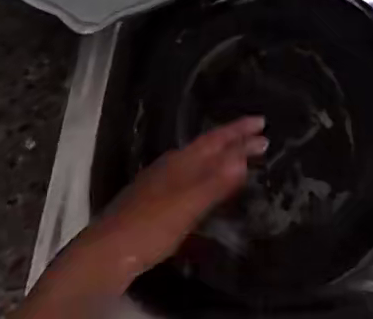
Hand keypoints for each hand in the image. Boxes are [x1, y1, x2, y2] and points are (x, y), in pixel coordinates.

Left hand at [79, 116, 268, 277]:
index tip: (262, 122)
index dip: (239, 130)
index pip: (216, 139)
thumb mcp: (188, 203)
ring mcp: (163, 182)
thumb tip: (244, 156)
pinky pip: (192, 180)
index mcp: (182, 160)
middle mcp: (173, 164)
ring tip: (241, 160)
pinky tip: (209, 192)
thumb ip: (216, 181)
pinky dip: (208, 179)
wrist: (109, 250)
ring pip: (200, 163)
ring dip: (222, 160)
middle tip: (261, 138)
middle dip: (235, 142)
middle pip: (209, 148)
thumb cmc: (151, 224)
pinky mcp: (157, 201)